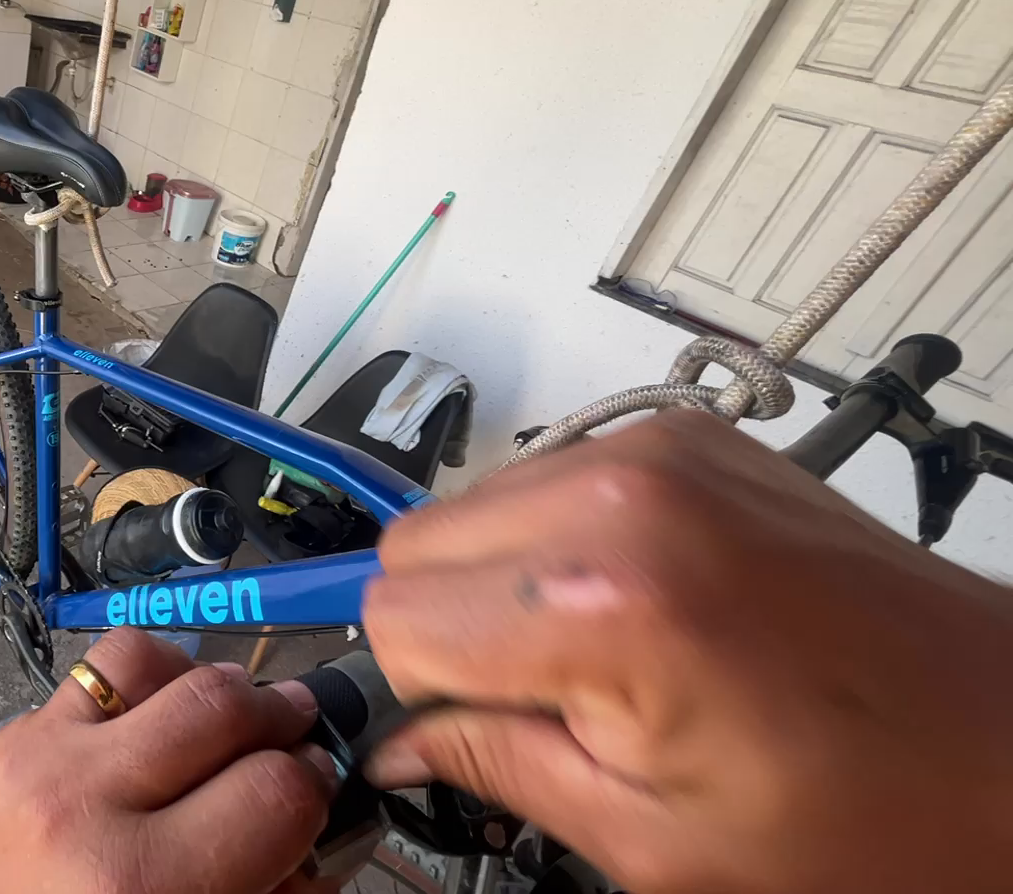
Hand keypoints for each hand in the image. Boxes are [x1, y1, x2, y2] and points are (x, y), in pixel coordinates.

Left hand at [0, 628, 341, 893]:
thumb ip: (282, 886)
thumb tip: (322, 800)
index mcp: (140, 884)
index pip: (272, 792)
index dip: (315, 781)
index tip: (321, 777)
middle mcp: (83, 802)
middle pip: (215, 706)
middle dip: (273, 711)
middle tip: (293, 723)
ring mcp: (35, 756)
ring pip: (144, 658)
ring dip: (197, 678)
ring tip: (219, 711)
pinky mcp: (7, 737)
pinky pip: (90, 675)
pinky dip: (136, 689)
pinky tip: (149, 725)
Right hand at [362, 409, 1012, 892]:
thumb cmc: (886, 826)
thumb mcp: (663, 844)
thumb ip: (493, 769)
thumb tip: (393, 743)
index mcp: (604, 609)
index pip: (394, 617)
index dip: (420, 680)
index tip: (475, 713)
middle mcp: (609, 500)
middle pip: (409, 547)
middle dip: (445, 620)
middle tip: (537, 680)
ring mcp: (640, 453)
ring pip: (458, 510)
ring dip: (490, 576)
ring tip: (592, 634)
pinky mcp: (664, 435)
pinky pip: (526, 480)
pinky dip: (541, 537)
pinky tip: (621, 587)